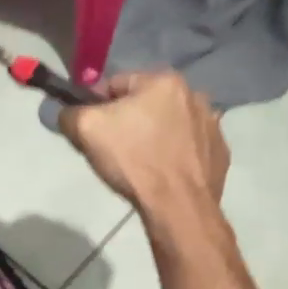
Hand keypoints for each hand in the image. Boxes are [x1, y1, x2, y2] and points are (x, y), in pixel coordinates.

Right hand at [60, 71, 227, 211]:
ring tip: (140, 162)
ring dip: (154, 134)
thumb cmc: (133, 160)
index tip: (92, 129)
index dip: (98, 105)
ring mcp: (212, 125)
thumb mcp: (86, 129)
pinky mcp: (220, 153)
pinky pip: (188, 145)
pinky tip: (163, 171)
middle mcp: (194, 95)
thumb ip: (70, 112)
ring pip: (169, 123)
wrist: (179, 208)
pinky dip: (175, 153)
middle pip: (145, 103)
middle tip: (114, 147)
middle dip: (128, 119)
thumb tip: (67, 112)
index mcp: (165, 80)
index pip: (117, 84)